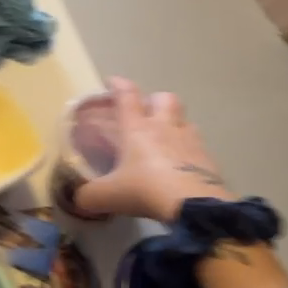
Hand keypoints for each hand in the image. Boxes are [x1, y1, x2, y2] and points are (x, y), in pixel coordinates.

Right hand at [75, 77, 233, 222]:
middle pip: (165, 99)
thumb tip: (79, 199)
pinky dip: (189, 152)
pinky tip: (182, 166)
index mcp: (137, 128)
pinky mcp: (208, 160)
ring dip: (176, 124)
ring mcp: (190, 142)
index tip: (111, 82)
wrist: (193, 206)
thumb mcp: (108, 196)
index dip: (118, 85)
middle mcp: (165, 128)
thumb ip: (89, 196)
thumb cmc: (145, 190)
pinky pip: (199, 148)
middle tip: (146, 113)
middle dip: (154, 100)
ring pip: (185, 120)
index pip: (127, 96)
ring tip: (166, 139)